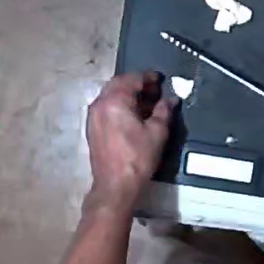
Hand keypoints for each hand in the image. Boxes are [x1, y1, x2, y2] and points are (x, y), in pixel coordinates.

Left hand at [85, 71, 173, 211]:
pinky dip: (120, 106)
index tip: (160, 79)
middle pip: (118, 84)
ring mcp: (93, 116)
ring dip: (128, 95)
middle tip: (155, 90)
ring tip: (147, 103)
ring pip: (111, 96)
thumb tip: (170, 100)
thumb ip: (164, 111)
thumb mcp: (157, 132)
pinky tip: (134, 116)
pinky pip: (106, 108)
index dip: (148, 77)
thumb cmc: (137, 158)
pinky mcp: (92, 128)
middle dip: (137, 84)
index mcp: (115, 101)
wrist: (115, 185)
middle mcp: (99, 104)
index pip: (132, 79)